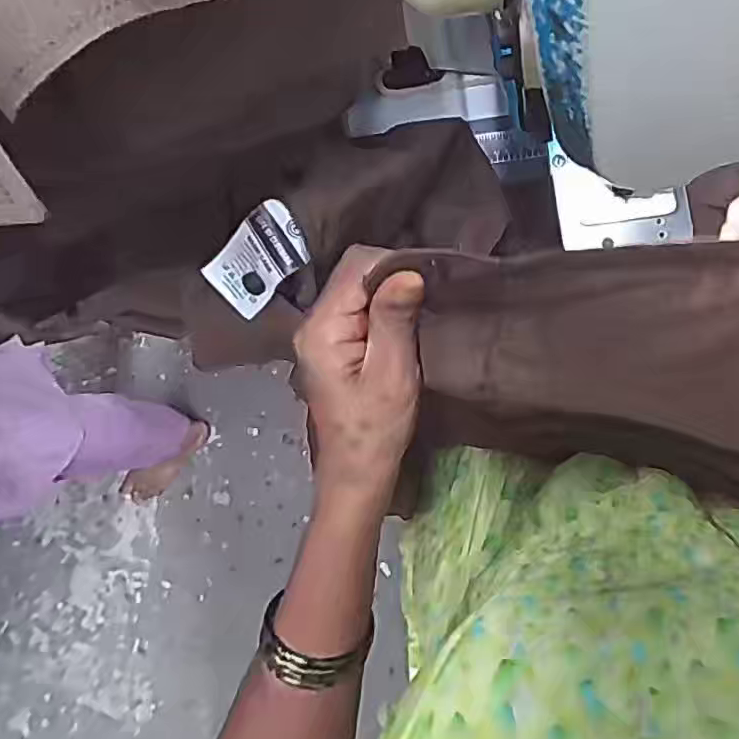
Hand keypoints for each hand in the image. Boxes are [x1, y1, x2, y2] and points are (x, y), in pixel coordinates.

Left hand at [293, 245, 425, 503]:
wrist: (358, 472)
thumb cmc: (376, 430)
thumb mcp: (392, 373)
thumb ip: (394, 319)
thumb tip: (408, 272)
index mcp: (321, 328)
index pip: (357, 266)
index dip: (394, 265)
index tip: (426, 284)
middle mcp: (313, 323)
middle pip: (354, 273)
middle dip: (393, 279)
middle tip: (426, 302)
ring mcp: (320, 334)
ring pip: (358, 290)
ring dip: (390, 296)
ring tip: (418, 315)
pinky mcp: (333, 345)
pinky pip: (359, 310)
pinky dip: (384, 311)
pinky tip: (403, 328)